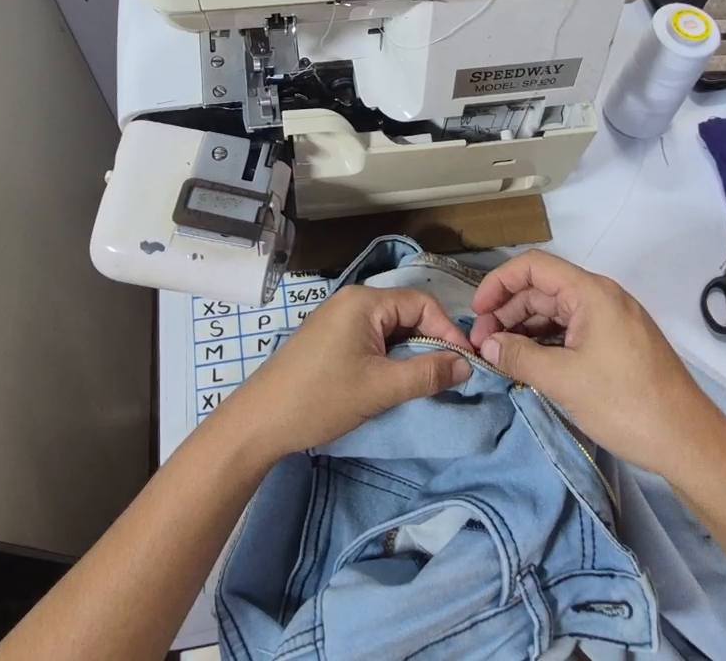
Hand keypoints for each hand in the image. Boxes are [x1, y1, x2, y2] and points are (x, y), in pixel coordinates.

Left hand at [213, 285, 473, 462]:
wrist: (259, 423)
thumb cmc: (321, 398)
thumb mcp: (381, 387)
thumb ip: (428, 373)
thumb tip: (467, 365)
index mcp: (364, 302)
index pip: (422, 303)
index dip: (448, 331)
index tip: (466, 363)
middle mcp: (351, 302)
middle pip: (407, 314)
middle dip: (431, 342)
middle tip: (449, 375)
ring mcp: (338, 320)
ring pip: (391, 330)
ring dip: (411, 353)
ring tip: (425, 382)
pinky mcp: (330, 340)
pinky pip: (372, 340)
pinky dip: (390, 358)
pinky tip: (395, 382)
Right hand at [469, 250, 725, 476]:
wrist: (688, 441)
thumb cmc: (625, 403)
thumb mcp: (563, 380)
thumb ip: (519, 356)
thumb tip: (488, 345)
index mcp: (592, 293)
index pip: (534, 266)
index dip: (499, 283)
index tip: (476, 312)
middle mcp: (602, 297)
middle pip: (543, 288)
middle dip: (507, 310)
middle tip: (482, 344)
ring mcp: (612, 320)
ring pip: (556, 311)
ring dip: (524, 328)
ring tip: (500, 355)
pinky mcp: (618, 343)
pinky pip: (572, 329)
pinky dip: (546, 340)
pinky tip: (528, 362)